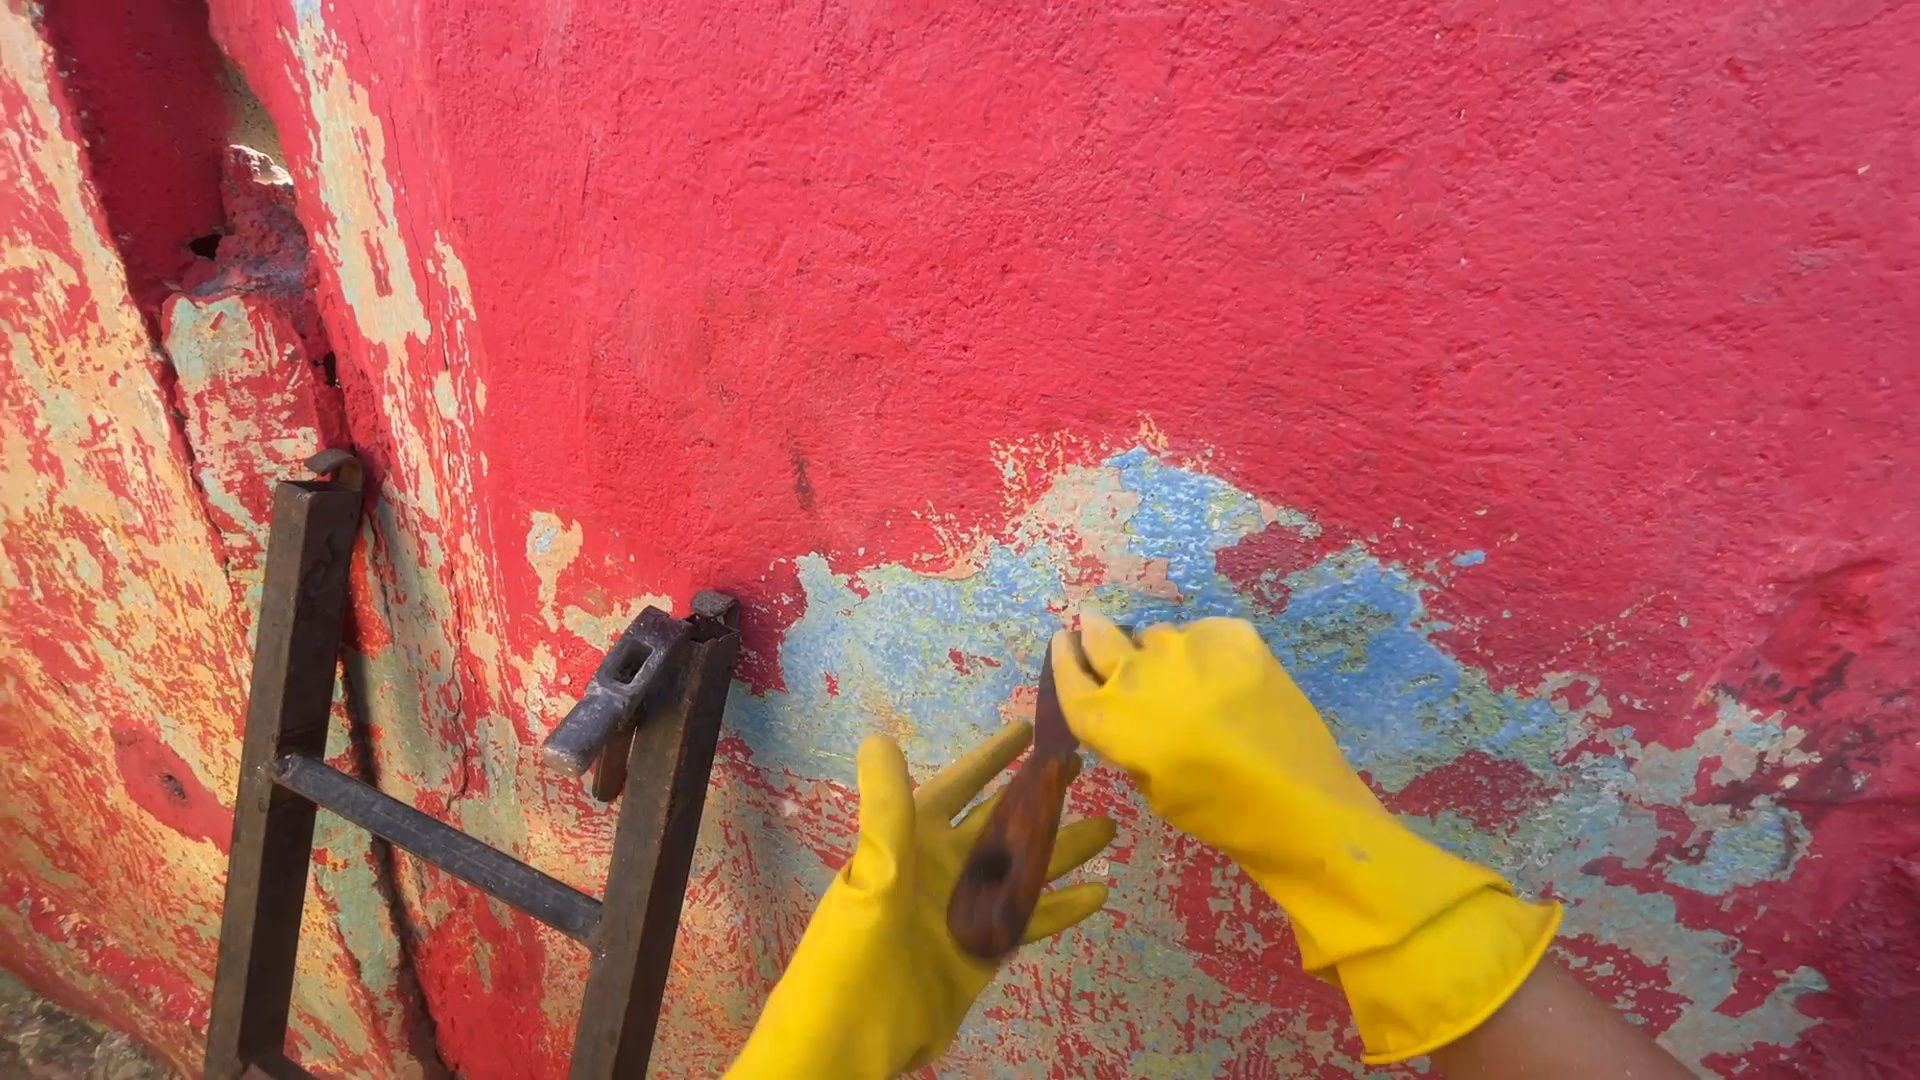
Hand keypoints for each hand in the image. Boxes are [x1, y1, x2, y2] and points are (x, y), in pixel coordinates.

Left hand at [725, 724, 1114, 1078]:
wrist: (853, 1040)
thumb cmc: (854, 947)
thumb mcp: (871, 870)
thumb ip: (885, 806)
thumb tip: (878, 738)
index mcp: (914, 837)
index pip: (960, 784)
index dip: (992, 757)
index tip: (1027, 731)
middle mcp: (945, 862)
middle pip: (1002, 819)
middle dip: (1038, 795)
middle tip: (1079, 768)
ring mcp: (968, 905)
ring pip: (1025, 866)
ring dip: (1063, 847)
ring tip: (1107, 827)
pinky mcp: (985, 947)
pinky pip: (1030, 918)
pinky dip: (1063, 906)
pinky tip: (1099, 893)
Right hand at [1053, 613, 1559, 1063]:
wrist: (1298, 805)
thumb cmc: (1214, 810)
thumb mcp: (1149, 780)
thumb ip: (1126, 733)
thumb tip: (1125, 701)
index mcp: (1109, 718)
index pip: (1068, 674)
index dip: (1062, 656)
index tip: (1061, 640)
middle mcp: (1137, 673)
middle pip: (1101, 637)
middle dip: (1093, 630)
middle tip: (1092, 623)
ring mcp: (1185, 648)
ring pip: (1159, 637)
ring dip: (1160, 651)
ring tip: (1183, 673)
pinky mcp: (1232, 635)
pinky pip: (1205, 634)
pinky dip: (1207, 650)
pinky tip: (1225, 675)